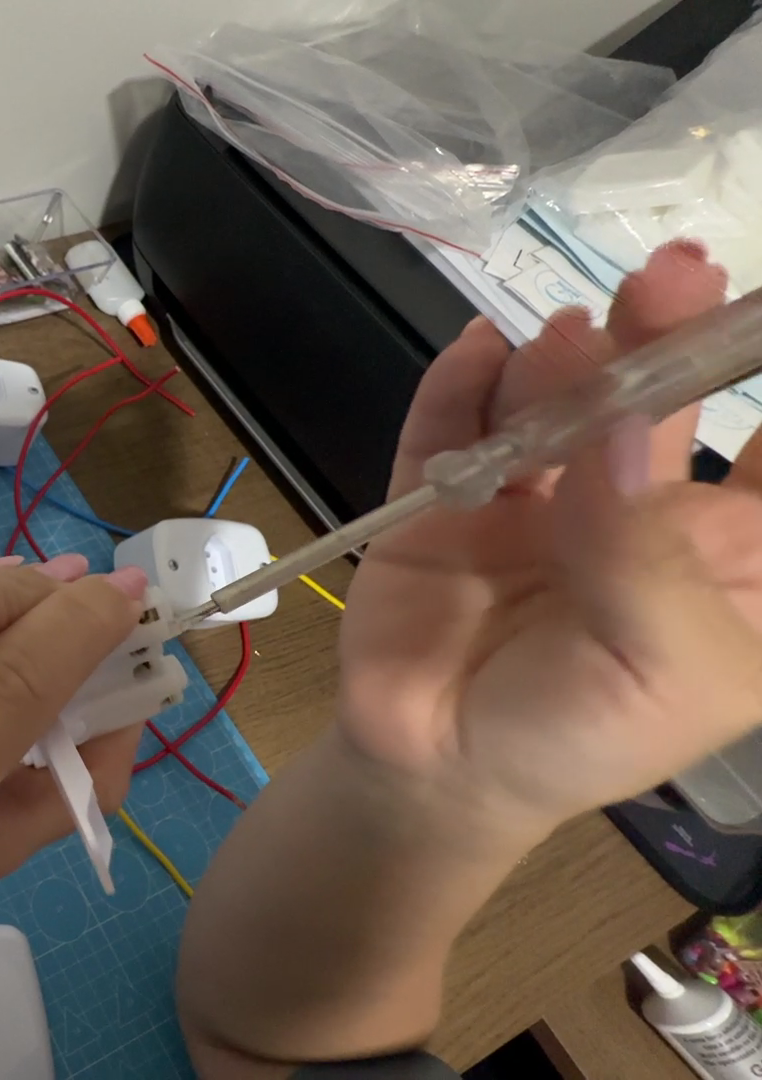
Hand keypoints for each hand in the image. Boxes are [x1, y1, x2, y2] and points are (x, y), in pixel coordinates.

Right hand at [338, 240, 761, 841]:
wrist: (429, 759)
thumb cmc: (578, 732)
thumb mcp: (663, 668)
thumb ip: (647, 557)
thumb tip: (620, 434)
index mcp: (717, 551)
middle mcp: (622, 509)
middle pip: (655, 409)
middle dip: (669, 342)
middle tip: (669, 278)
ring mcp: (518, 504)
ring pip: (542, 413)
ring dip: (557, 363)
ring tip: (568, 328)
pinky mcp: (430, 508)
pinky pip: (436, 439)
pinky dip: (449, 393)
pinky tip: (472, 350)